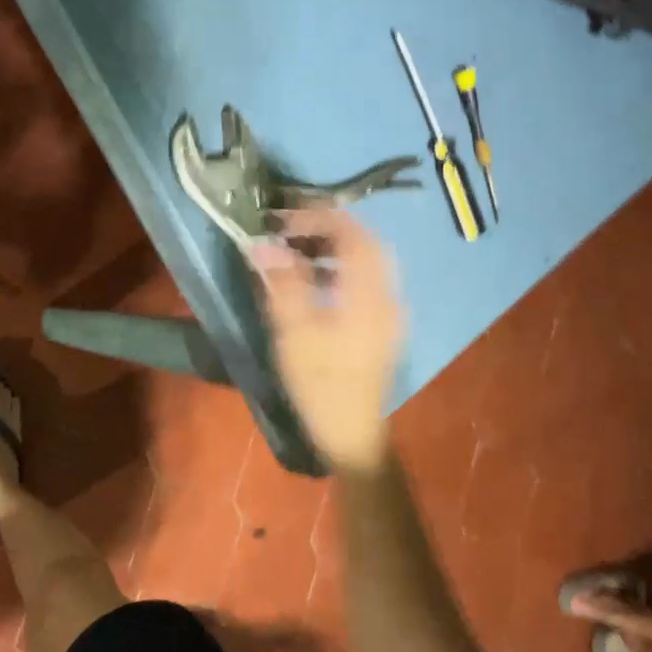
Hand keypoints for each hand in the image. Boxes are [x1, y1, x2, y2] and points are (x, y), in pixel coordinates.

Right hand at [252, 207, 403, 473]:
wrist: (352, 434)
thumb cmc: (321, 385)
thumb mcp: (295, 333)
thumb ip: (282, 283)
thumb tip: (262, 243)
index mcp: (369, 294)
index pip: (352, 234)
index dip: (318, 217)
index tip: (281, 217)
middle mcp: (387, 295)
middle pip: (366, 243)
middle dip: (328, 228)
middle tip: (290, 228)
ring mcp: (389, 312)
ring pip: (368, 261)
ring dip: (335, 247)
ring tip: (296, 251)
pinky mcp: (383, 326)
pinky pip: (367, 280)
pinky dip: (342, 268)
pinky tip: (316, 281)